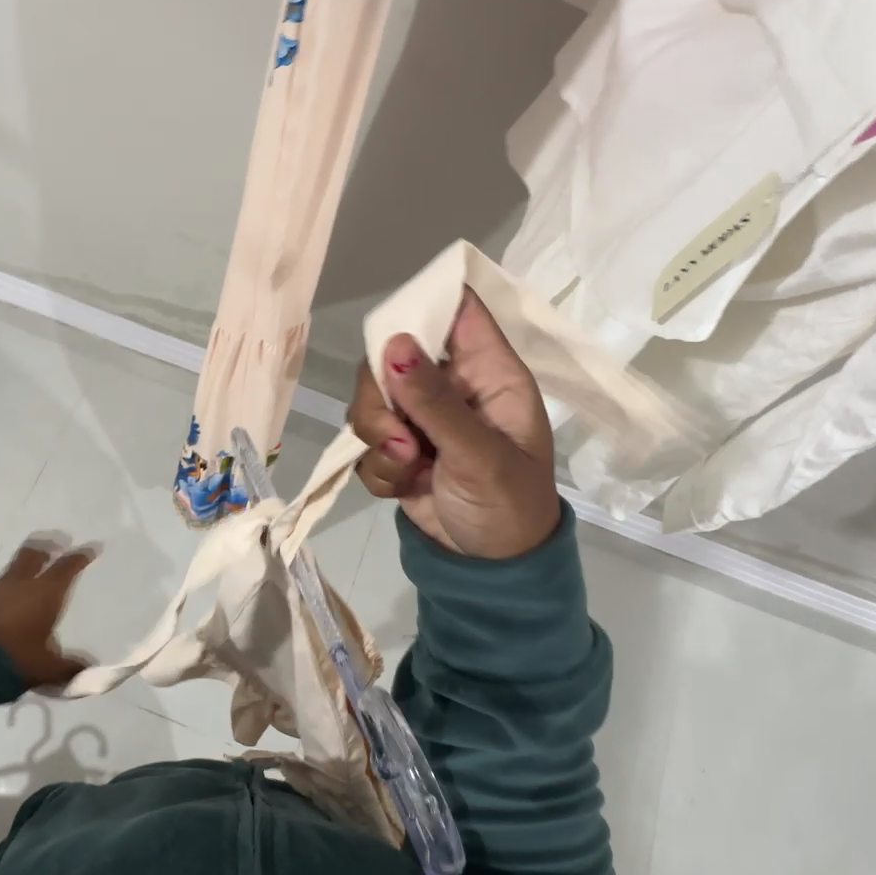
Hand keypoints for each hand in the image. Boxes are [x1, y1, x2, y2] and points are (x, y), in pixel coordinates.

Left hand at [0, 539, 97, 689]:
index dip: (80, 557)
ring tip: (34, 571)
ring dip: (27, 564)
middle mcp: (22, 584)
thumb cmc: (14, 658)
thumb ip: (69, 667)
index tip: (91, 548)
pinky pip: (0, 585)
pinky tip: (12, 598)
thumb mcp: (47, 668)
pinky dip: (11, 585)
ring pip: (15, 567)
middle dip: (48, 547)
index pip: (67, 568)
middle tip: (57, 544)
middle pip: (35, 554)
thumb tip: (87, 668)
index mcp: (46, 593)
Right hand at [348, 288, 560, 558]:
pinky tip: (404, 487)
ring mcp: (421, 420)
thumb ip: (435, 403)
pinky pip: (366, 444)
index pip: (457, 311)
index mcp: (487, 373)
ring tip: (408, 468)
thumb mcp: (479, 455)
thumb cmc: (510, 505)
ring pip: (371, 402)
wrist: (492, 569)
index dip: (423, 305)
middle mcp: (451, 387)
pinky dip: (378, 469)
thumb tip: (395, 344)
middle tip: (398, 438)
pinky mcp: (398, 453)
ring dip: (378, 439)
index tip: (389, 332)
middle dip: (381, 400)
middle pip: (391, 358)